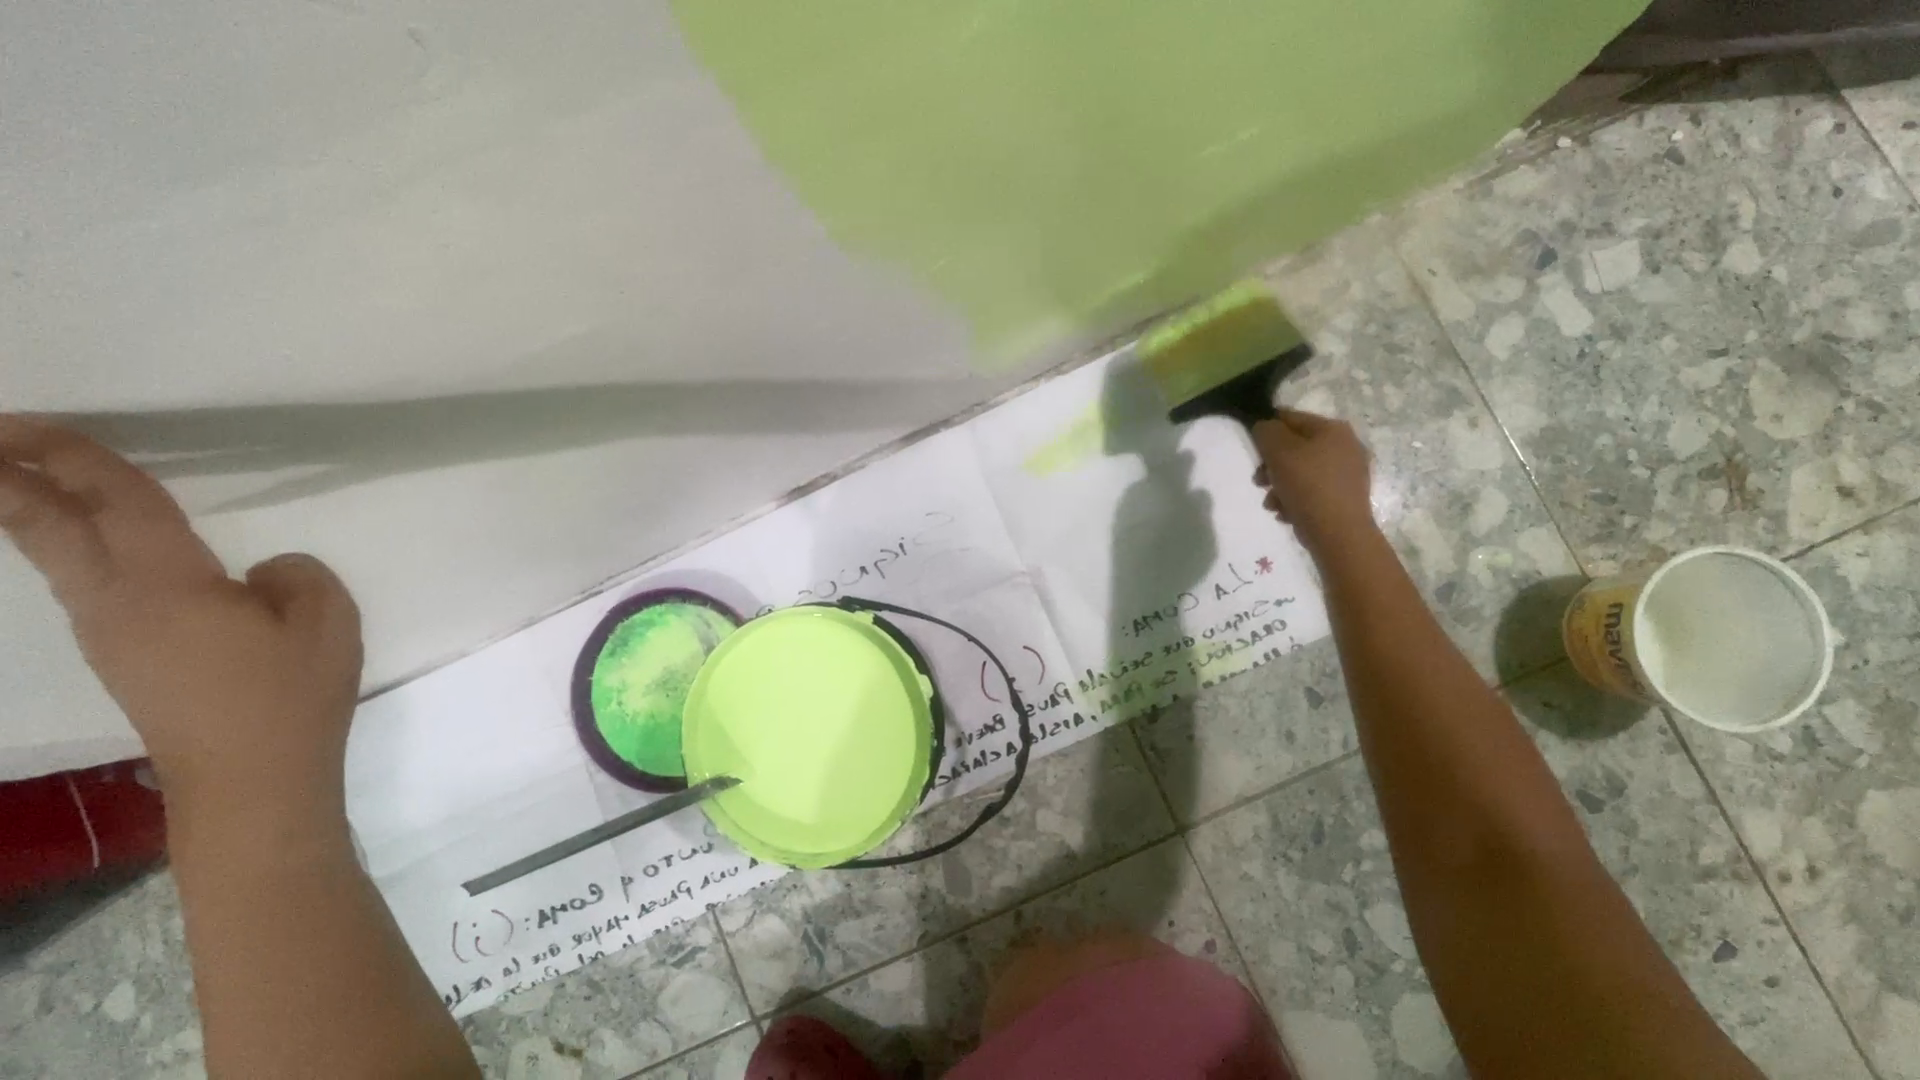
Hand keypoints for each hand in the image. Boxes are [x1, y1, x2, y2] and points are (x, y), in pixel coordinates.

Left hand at [0, 417, 362, 818]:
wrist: (252, 780)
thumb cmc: (291, 697)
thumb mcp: (328, 621)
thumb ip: (295, 575)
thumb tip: (257, 575)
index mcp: (170, 585)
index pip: (114, 504)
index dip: (76, 458)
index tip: (34, 421)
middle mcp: (117, 603)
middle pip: (45, 528)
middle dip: (9, 477)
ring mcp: (108, 635)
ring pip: (53, 557)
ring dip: (31, 511)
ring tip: (23, 478)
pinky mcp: (120, 658)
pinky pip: (80, 584)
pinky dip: (66, 546)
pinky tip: (88, 543)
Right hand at [1251, 408, 1376, 551]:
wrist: (1338, 533)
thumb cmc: (1307, 486)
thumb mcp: (1279, 451)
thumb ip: (1266, 432)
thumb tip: (1265, 429)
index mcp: (1333, 429)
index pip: (1290, 418)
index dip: (1267, 431)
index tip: (1253, 452)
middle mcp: (1346, 446)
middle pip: (1295, 448)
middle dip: (1272, 465)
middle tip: (1259, 482)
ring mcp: (1348, 473)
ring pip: (1301, 472)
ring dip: (1280, 486)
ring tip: (1271, 504)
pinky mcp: (1345, 497)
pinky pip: (1312, 491)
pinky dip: (1296, 500)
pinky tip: (1286, 513)